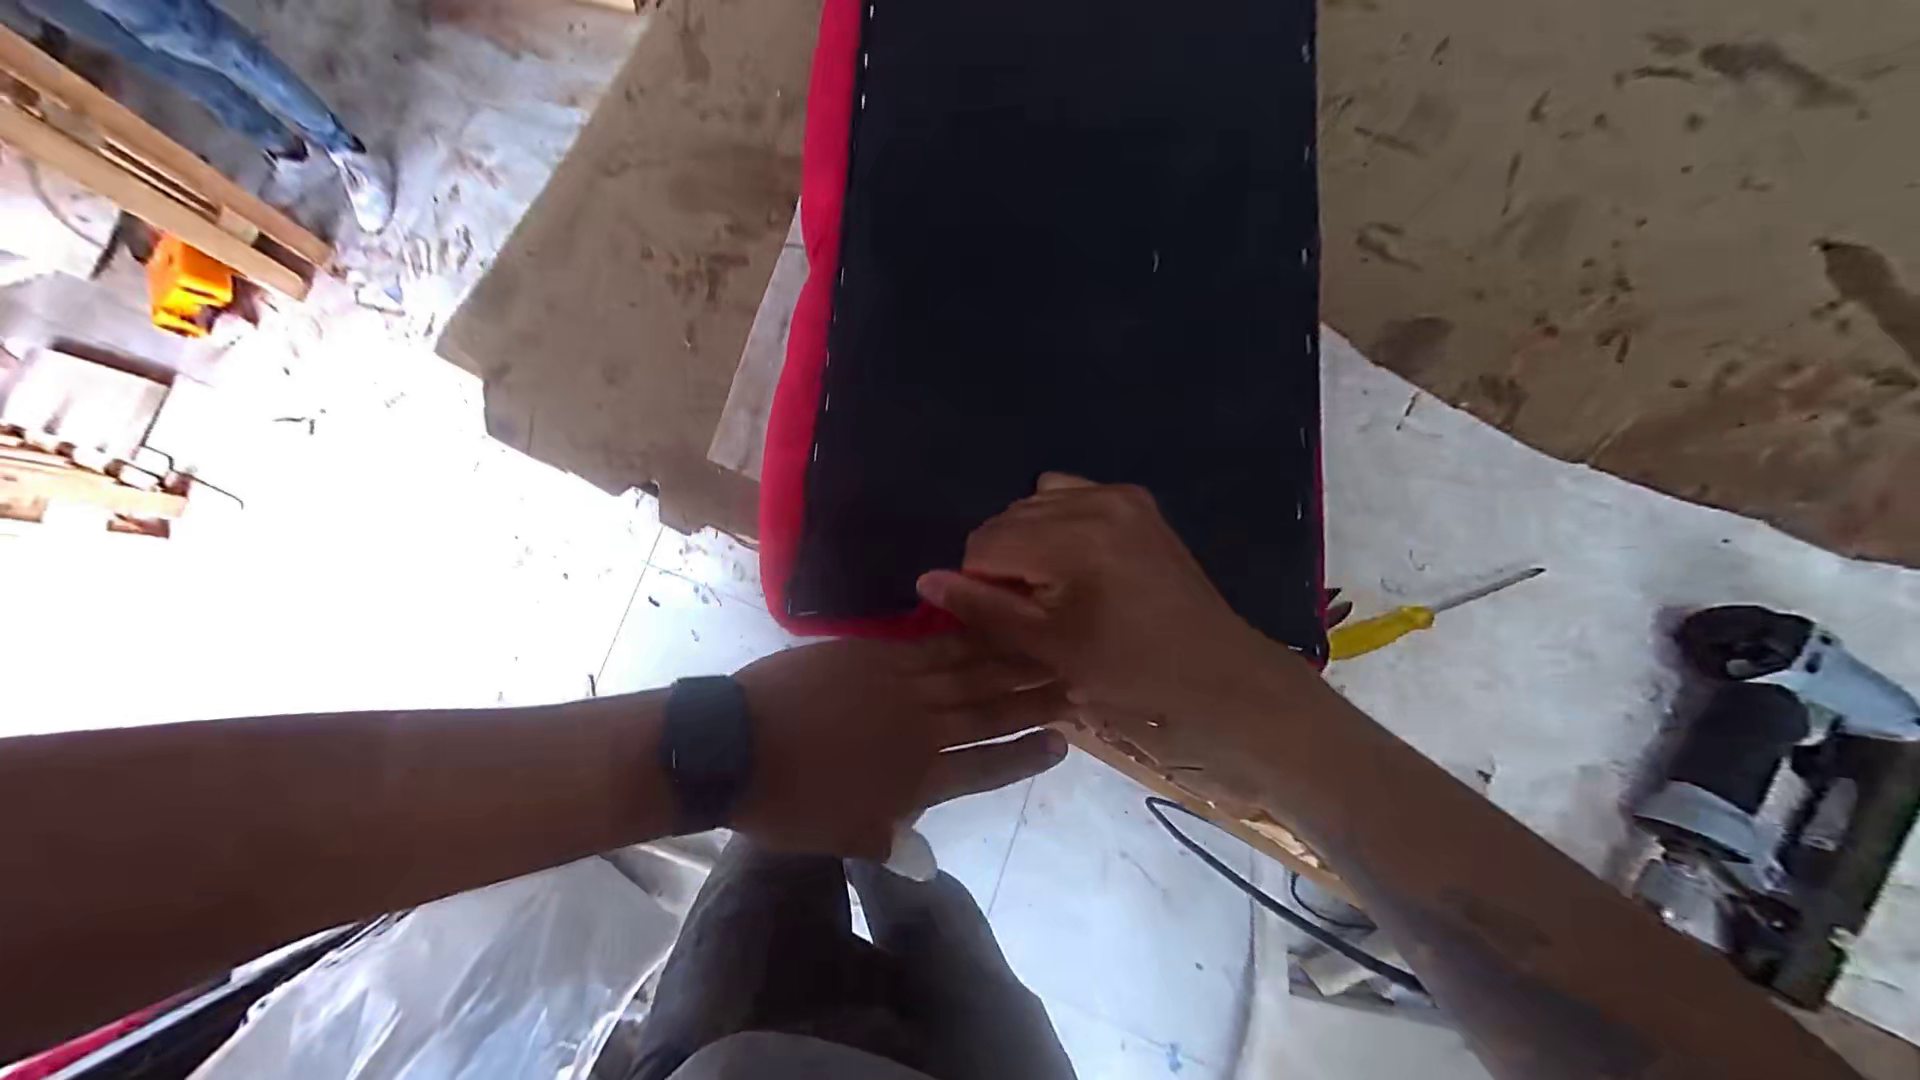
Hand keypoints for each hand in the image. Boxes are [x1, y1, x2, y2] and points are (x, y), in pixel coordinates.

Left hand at [730, 637, 1068, 856]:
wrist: (736, 743)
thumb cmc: (786, 801)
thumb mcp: (842, 835)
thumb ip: (887, 837)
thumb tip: (917, 849)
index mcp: (915, 779)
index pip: (987, 767)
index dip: (1026, 755)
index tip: (1063, 742)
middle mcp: (921, 728)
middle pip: (990, 713)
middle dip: (1035, 701)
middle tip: (1075, 686)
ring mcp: (901, 685)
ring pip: (969, 673)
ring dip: (1011, 665)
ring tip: (1047, 653)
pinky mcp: (878, 654)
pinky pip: (933, 646)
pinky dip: (966, 640)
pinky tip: (988, 630)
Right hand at [913, 475, 1322, 800]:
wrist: (1217, 674)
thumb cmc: (1130, 672)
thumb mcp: (1048, 647)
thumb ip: (982, 607)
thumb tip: (925, 579)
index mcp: (1071, 539)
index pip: (983, 543)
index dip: (980, 583)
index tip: (1008, 618)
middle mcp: (1093, 501)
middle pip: (1007, 519)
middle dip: (1004, 561)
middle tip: (1033, 608)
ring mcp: (1119, 495)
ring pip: (1035, 505)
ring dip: (1029, 541)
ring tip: (1055, 586)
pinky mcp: (1137, 500)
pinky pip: (1071, 495)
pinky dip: (1059, 522)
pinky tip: (1077, 560)